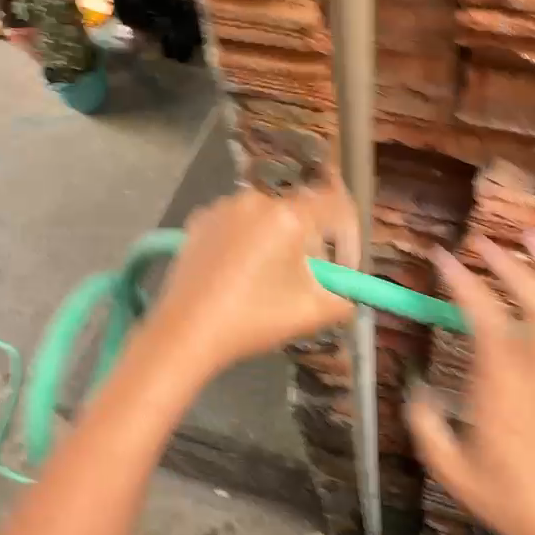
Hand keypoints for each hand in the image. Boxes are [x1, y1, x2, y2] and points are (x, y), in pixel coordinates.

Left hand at [148, 182, 360, 371]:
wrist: (185, 333)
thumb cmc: (254, 319)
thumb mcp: (311, 314)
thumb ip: (343, 300)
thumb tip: (348, 296)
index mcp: (289, 216)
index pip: (337, 207)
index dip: (349, 238)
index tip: (344, 270)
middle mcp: (257, 200)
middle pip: (301, 214)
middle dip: (312, 247)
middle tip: (307, 285)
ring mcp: (223, 208)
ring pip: (267, 220)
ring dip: (278, 245)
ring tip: (269, 284)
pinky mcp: (199, 222)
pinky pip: (237, 226)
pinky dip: (247, 245)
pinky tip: (238, 278)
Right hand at [406, 230, 534, 534]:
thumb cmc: (500, 496)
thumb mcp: (447, 465)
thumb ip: (426, 422)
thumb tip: (418, 389)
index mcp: (501, 387)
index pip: (484, 317)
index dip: (463, 282)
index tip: (443, 258)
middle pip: (530, 301)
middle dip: (507, 265)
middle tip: (482, 242)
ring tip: (534, 237)